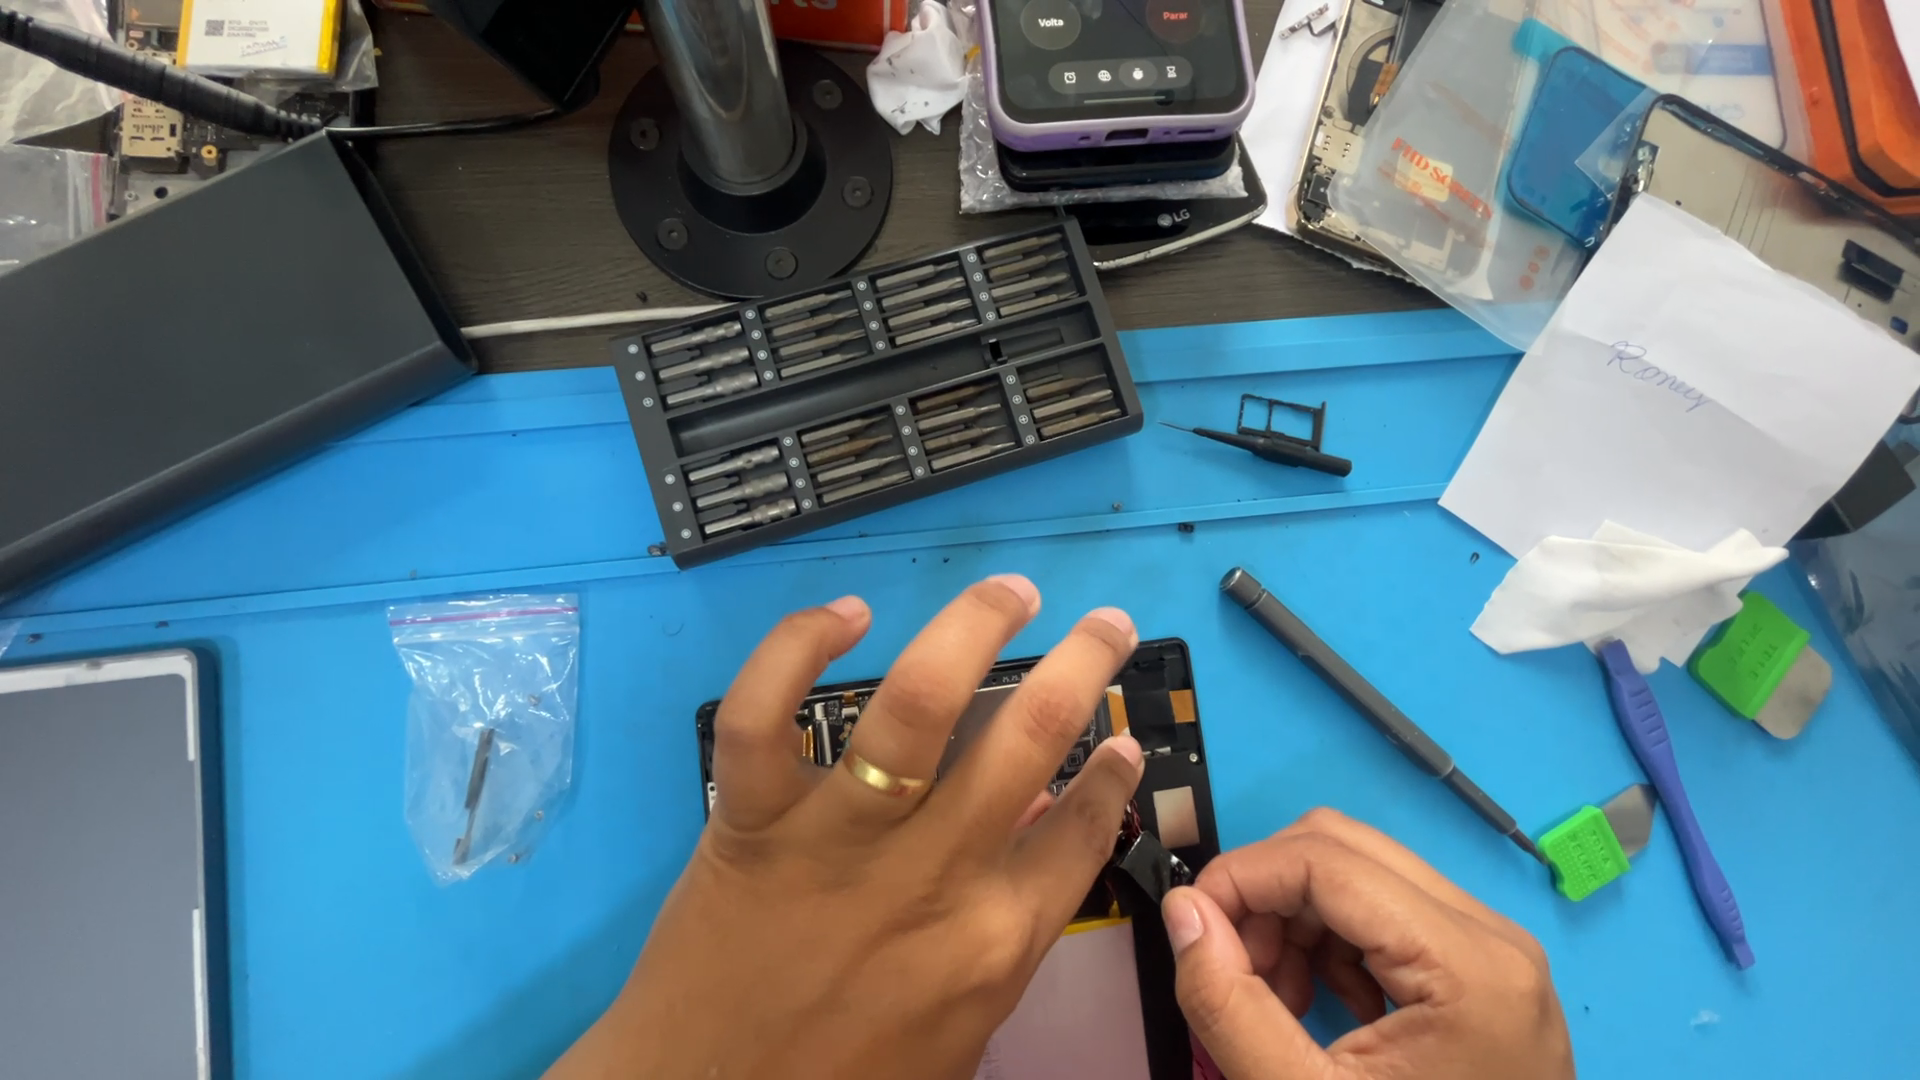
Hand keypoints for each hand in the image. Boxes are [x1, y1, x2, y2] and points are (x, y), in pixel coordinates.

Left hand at [547, 576, 1144, 1079]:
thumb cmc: (845, 1074)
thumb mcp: (960, 1019)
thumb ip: (1009, 920)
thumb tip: (1040, 814)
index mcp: (993, 936)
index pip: (1083, 829)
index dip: (1113, 774)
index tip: (1122, 735)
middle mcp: (933, 873)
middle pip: (1031, 739)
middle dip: (1083, 666)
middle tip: (1105, 621)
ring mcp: (838, 838)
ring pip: (920, 704)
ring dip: (976, 629)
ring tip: (1012, 592)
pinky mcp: (752, 819)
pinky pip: (765, 717)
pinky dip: (797, 649)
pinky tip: (847, 613)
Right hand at [1164, 809, 1573, 1079]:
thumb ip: (1227, 1006)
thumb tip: (1182, 907)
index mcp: (1468, 966)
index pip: (1323, 859)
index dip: (1240, 876)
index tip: (1192, 926)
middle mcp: (1490, 932)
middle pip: (1338, 846)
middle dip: (1264, 891)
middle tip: (1235, 965)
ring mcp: (1490, 945)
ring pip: (1352, 867)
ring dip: (1289, 914)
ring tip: (1271, 993)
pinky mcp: (1478, 963)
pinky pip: (1376, 903)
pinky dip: (1323, 934)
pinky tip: (1314, 999)